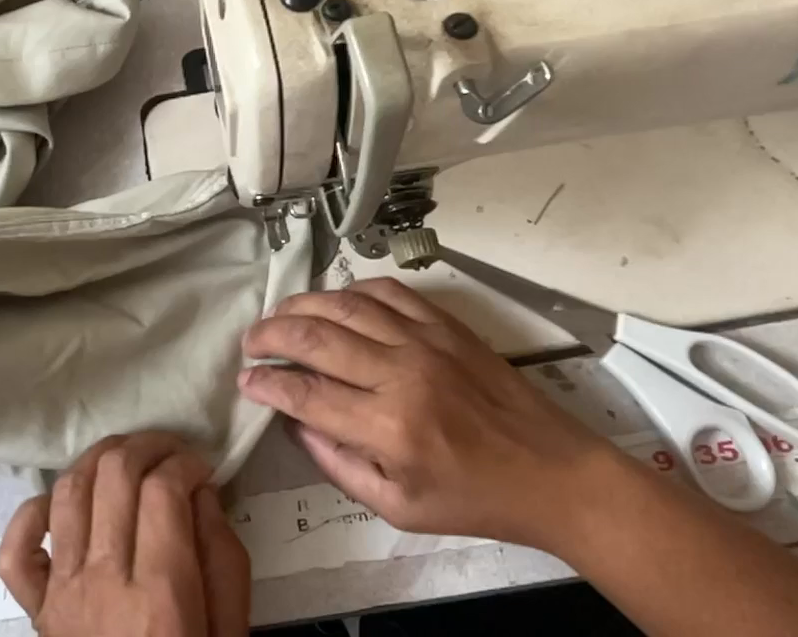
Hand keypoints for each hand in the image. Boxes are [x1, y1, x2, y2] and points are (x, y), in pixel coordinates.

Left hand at [0, 432, 250, 636]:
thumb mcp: (230, 629)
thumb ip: (223, 556)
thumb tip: (202, 492)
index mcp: (159, 596)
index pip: (162, 491)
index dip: (186, 462)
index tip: (202, 467)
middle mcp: (103, 583)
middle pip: (114, 475)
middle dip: (148, 446)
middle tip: (171, 452)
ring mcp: (62, 593)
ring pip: (68, 492)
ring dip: (99, 458)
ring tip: (127, 459)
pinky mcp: (35, 609)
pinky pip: (16, 550)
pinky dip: (32, 513)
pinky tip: (62, 504)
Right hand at [236, 278, 634, 551]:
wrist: (552, 471)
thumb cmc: (474, 499)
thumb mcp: (398, 507)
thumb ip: (338, 465)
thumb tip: (296, 421)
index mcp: (389, 429)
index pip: (305, 393)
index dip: (266, 383)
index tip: (246, 381)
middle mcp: (401, 375)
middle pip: (315, 337)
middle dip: (270, 335)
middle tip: (251, 342)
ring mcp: (425, 341)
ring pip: (344, 305)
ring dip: (302, 306)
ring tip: (279, 316)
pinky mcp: (445, 324)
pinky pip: (386, 292)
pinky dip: (351, 291)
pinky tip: (334, 302)